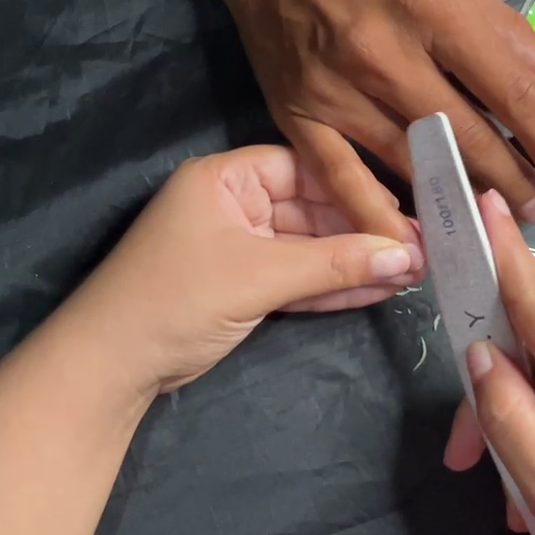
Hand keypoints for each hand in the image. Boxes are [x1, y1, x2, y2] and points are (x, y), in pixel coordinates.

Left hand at [59, 145, 424, 397]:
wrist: (112, 366)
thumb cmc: (176, 298)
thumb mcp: (257, 275)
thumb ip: (333, 264)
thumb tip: (408, 255)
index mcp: (224, 179)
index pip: (303, 167)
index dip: (354, 187)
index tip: (405, 207)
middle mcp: (234, 206)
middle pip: (311, 210)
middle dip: (362, 233)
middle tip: (422, 247)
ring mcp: (240, 249)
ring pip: (309, 250)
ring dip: (355, 263)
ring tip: (415, 271)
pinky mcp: (245, 288)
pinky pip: (297, 279)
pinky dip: (332, 287)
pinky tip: (380, 289)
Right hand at [210, 0, 534, 240]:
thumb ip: (502, 30)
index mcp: (432, 7)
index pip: (510, 89)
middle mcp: (386, 53)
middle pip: (467, 136)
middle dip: (513, 179)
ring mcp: (337, 91)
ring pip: (413, 162)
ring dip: (461, 197)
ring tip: (494, 219)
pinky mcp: (299, 117)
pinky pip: (342, 179)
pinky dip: (376, 216)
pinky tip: (409, 242)